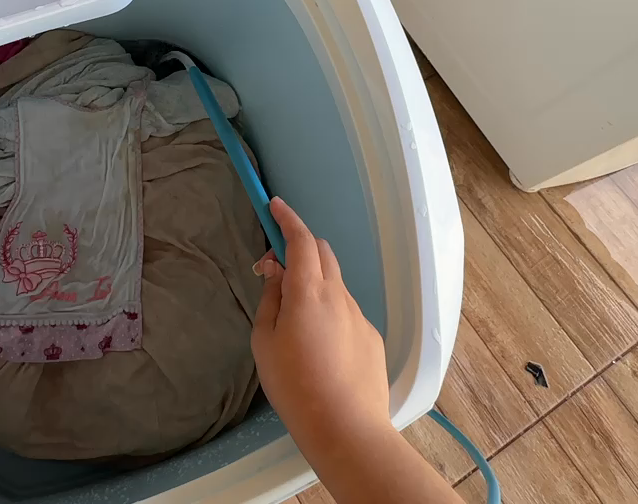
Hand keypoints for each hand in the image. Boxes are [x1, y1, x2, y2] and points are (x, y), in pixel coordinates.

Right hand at [250, 197, 390, 452]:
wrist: (348, 432)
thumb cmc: (295, 386)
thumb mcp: (265, 341)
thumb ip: (270, 298)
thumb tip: (276, 272)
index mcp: (309, 291)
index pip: (301, 239)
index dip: (287, 218)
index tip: (274, 205)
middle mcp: (338, 295)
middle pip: (322, 252)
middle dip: (300, 248)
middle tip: (277, 269)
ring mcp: (359, 316)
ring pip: (335, 282)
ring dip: (315, 282)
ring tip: (296, 320)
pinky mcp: (372, 338)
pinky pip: (346, 310)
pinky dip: (330, 310)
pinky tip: (320, 347)